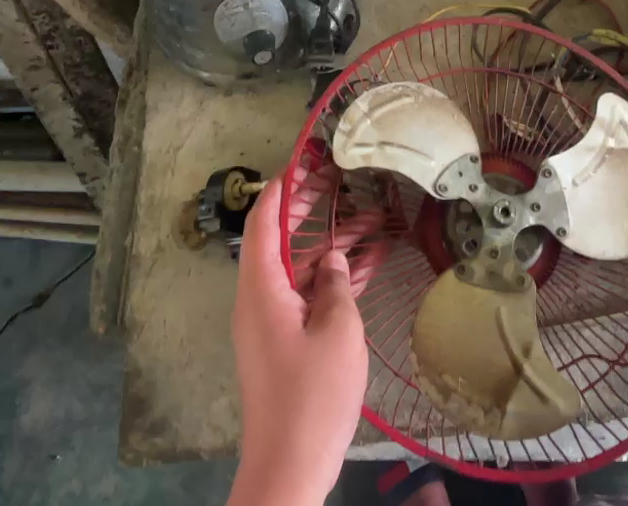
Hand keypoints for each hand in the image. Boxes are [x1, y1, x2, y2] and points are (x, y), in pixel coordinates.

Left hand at [229, 164, 379, 505]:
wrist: (289, 465)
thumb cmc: (312, 395)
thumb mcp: (336, 332)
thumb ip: (335, 285)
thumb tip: (331, 260)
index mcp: (261, 288)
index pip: (262, 222)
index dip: (280, 189)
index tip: (303, 162)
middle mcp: (258, 298)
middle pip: (278, 240)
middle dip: (305, 210)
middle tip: (336, 181)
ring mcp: (270, 322)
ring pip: (297, 268)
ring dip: (328, 245)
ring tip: (369, 218)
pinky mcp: (284, 342)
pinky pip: (304, 296)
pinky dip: (330, 279)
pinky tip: (367, 265)